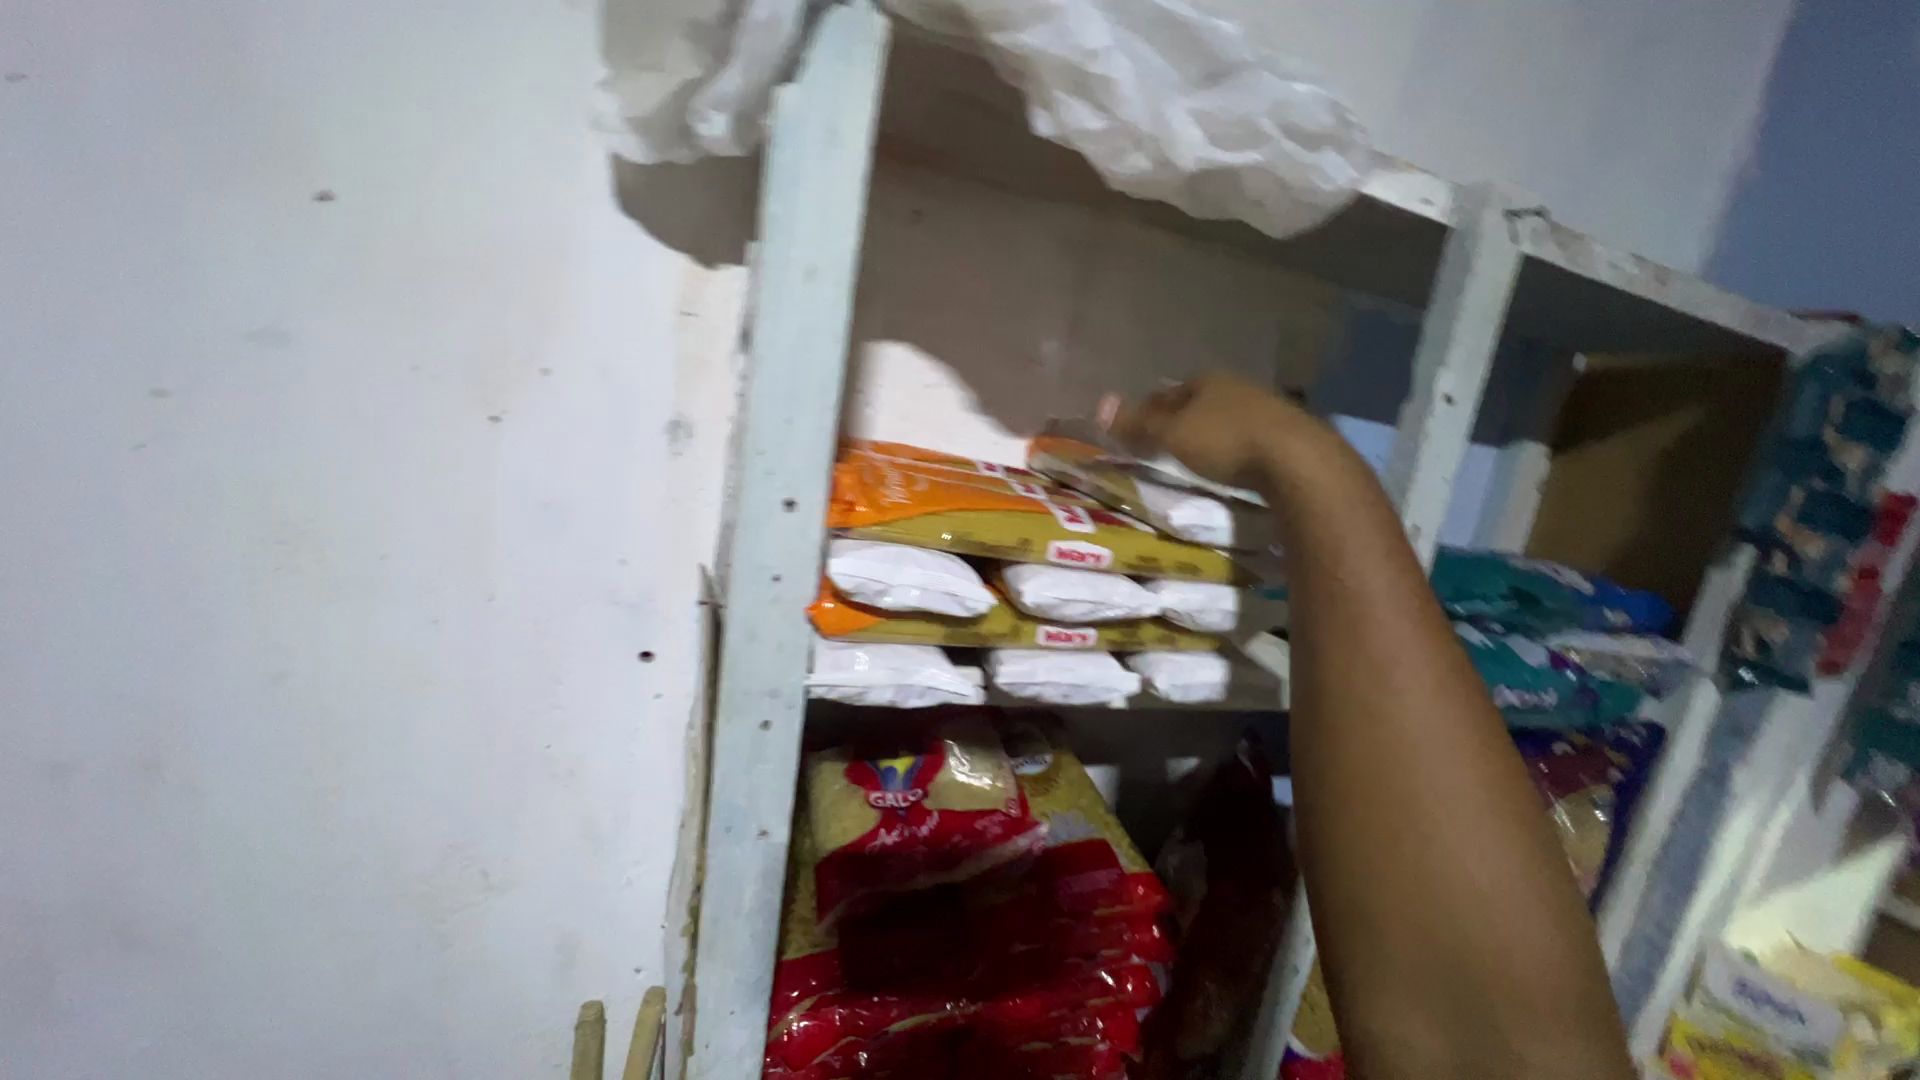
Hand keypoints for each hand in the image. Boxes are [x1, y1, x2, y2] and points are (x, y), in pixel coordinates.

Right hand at [1105, 372, 1327, 488]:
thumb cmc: (1225, 441)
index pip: (1169, 392)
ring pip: (1226, 418)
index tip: (1138, 429)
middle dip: (1182, 420)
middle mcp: (1237, 386)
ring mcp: (1266, 408)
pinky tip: (1232, 463)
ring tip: (1196, 456)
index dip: (1150, 410)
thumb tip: (1098, 406)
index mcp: (1208, 380)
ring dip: (1211, 434)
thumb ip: (1138, 423)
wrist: (1296, 459)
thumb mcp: (1172, 434)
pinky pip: (1249, 437)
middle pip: (1199, 402)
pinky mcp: (1287, 434)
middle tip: (1165, 443)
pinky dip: (1235, 448)